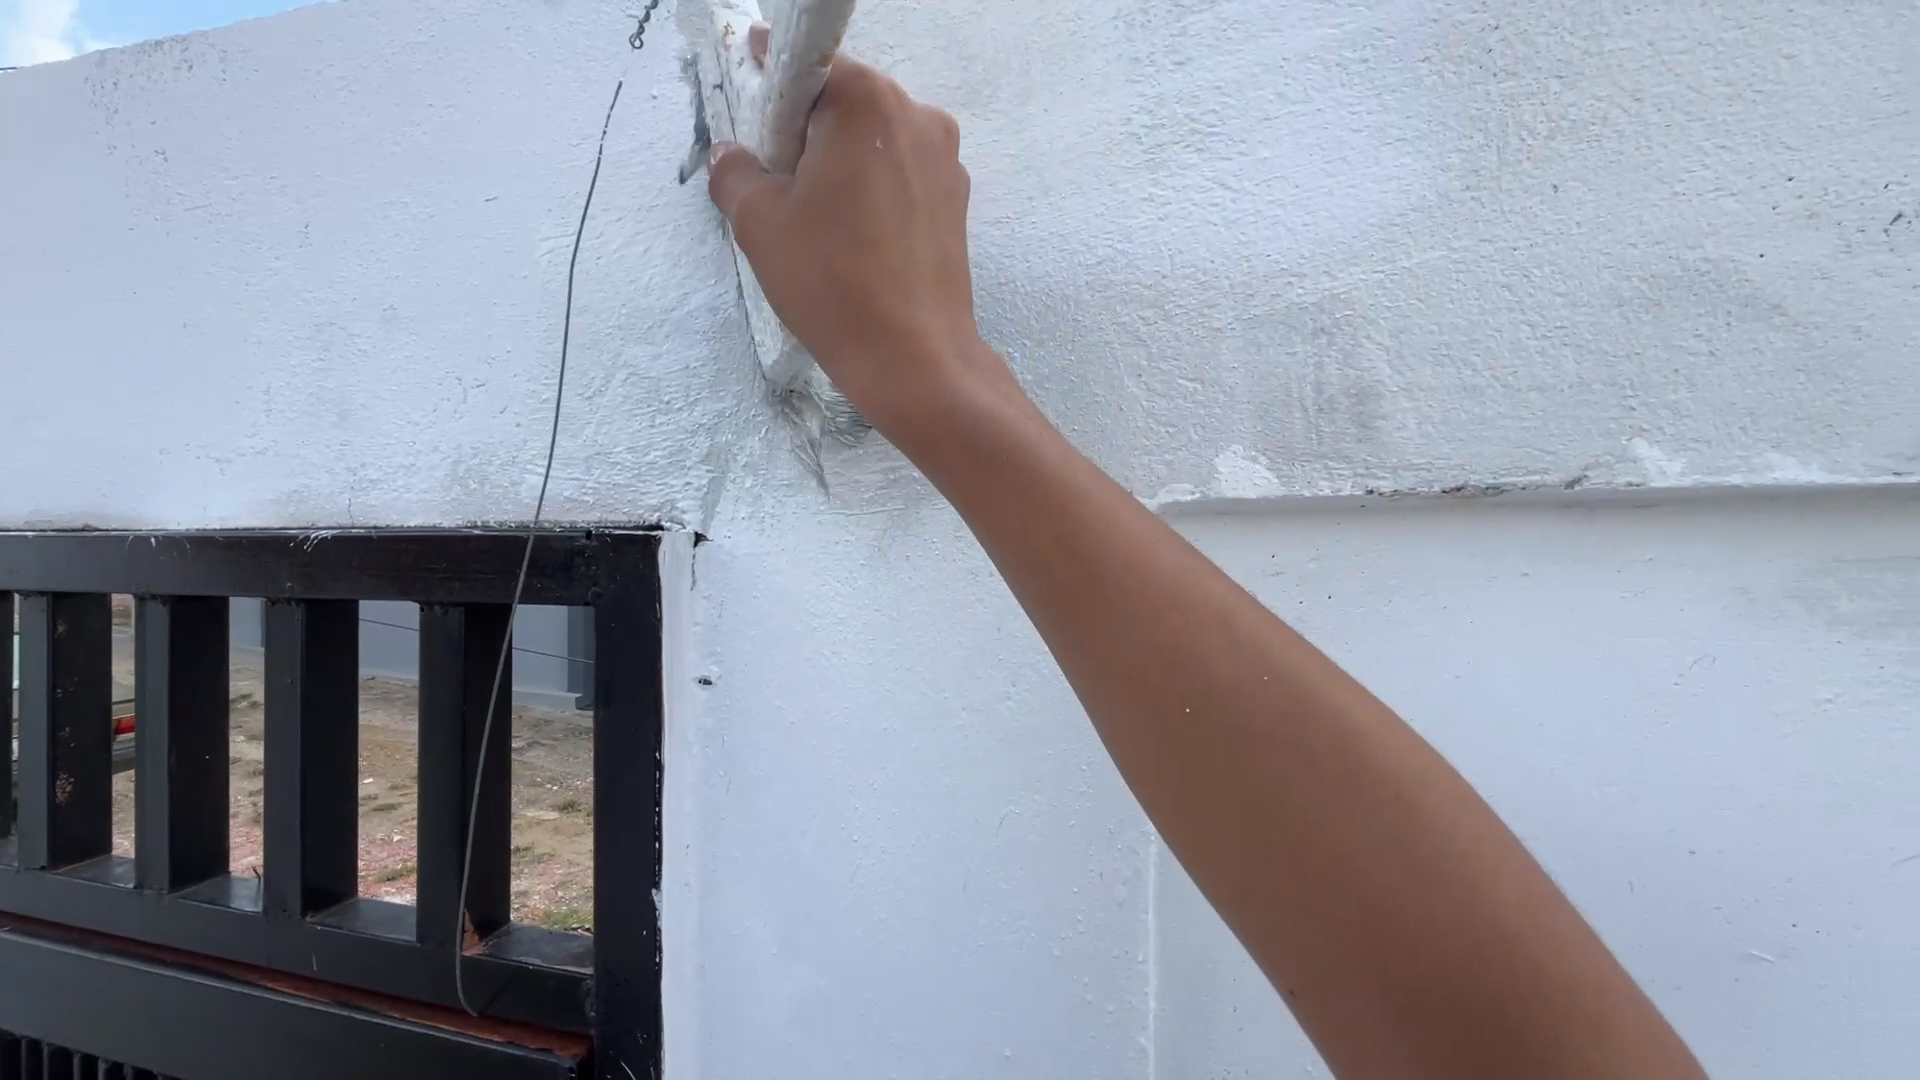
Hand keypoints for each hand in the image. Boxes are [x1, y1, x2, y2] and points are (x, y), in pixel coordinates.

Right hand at [706, 44, 1010, 438]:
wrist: (914, 358)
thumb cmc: (833, 283)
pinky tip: (862, 248)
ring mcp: (947, 163)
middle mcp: (918, 115)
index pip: (804, 65)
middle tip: (787, 199)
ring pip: (876, 147)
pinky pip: (903, 182)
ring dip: (844, 171)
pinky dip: (876, 199)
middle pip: (845, 106)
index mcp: (866, 99)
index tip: (755, 131)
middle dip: (809, 139)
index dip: (770, 92)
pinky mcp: (958, 206)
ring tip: (827, 234)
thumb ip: (735, 172)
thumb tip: (732, 156)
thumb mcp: (759, 223)